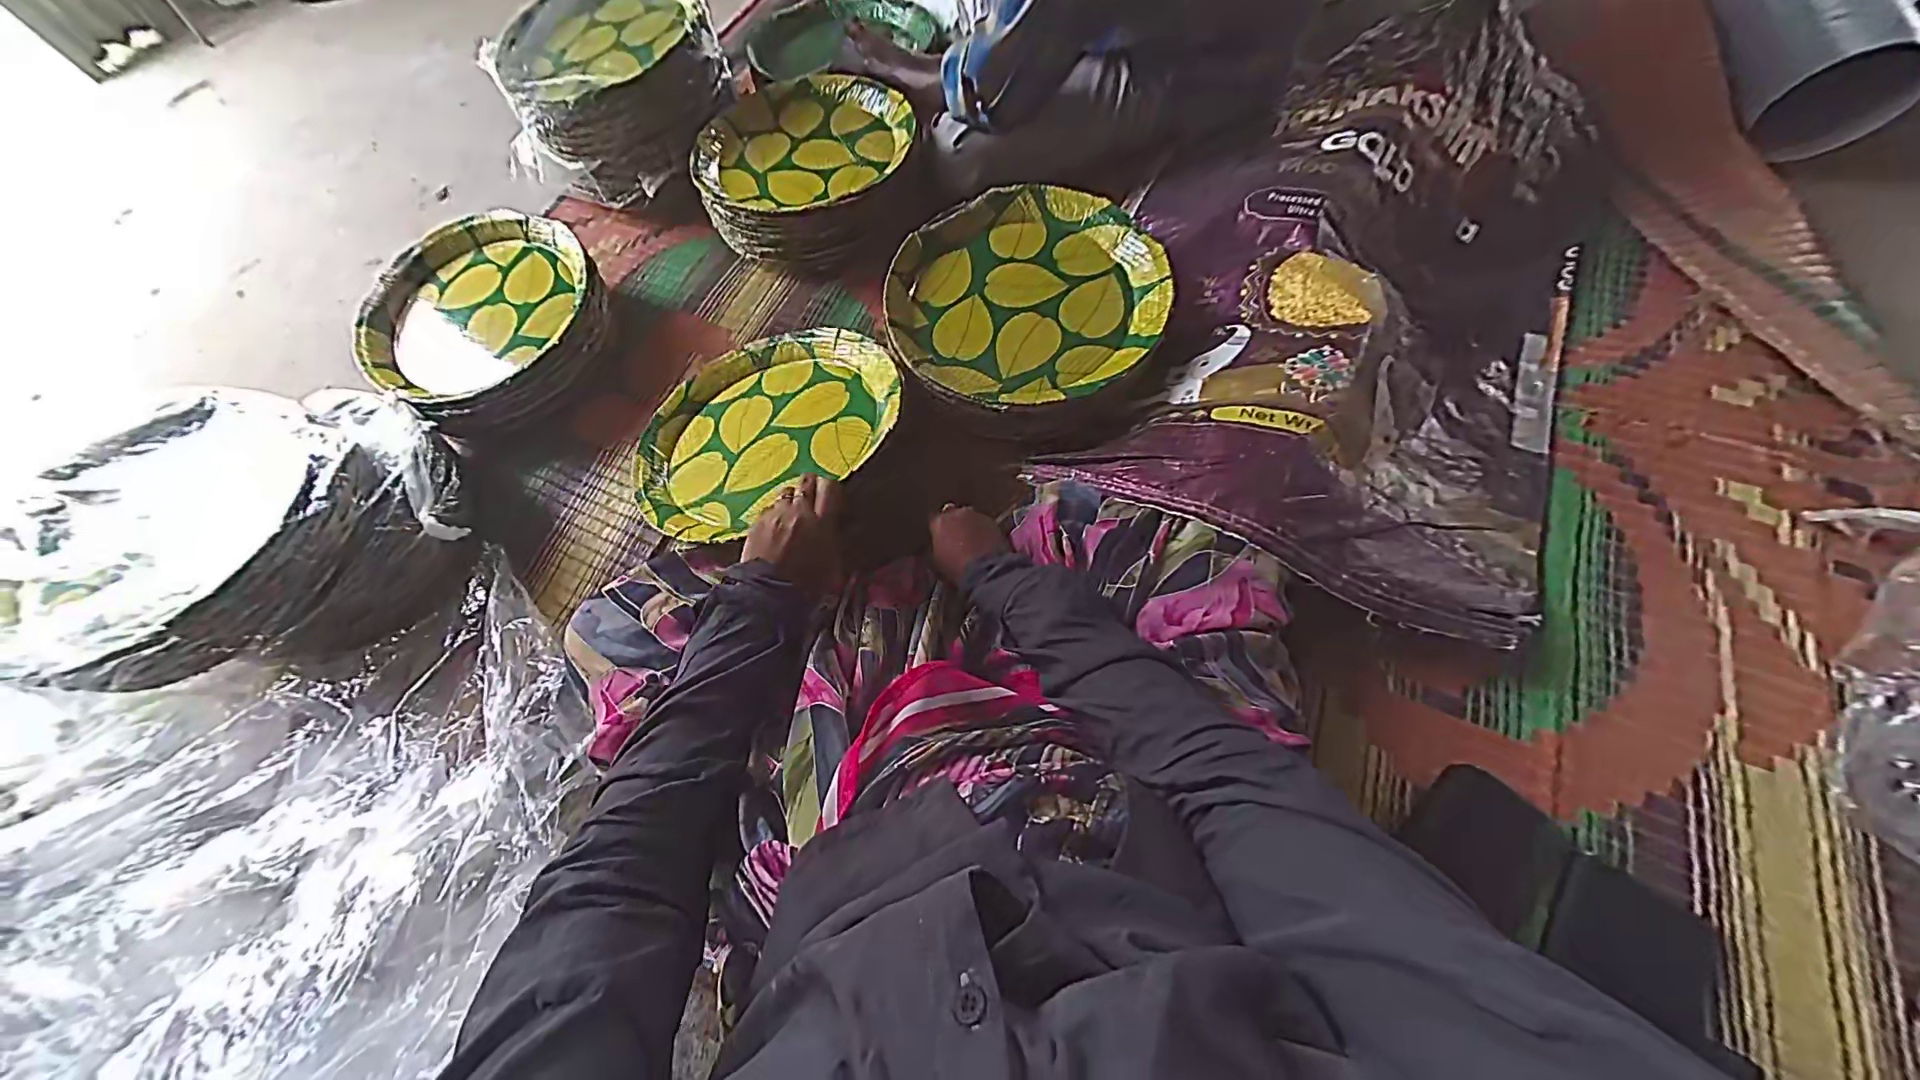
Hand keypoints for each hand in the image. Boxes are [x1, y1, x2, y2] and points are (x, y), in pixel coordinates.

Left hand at [742, 474, 844, 596]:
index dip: (831, 488)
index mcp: (822, 522)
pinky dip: (775, 514)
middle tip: (813, 500)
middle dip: (811, 487)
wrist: (767, 593)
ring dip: (792, 500)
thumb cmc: (807, 585)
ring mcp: (776, 515)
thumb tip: (850, 530)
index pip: (830, 487)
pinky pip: (769, 508)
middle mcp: (799, 512)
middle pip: (806, 481)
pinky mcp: (757, 522)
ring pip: (786, 493)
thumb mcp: (834, 566)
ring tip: (793, 515)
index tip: (832, 497)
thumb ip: (839, 542)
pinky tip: (776, 528)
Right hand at [928, 503, 1007, 583]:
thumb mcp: (938, 562)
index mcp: (939, 522)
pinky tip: (986, 545)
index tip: (941, 541)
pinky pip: (985, 526)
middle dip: (956, 525)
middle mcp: (958, 513)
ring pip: (972, 519)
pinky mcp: (994, 523)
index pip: (935, 522)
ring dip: (972, 528)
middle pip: (955, 516)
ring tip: (975, 544)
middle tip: (959, 541)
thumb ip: (938, 549)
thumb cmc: (955, 568)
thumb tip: (941, 548)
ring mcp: (978, 516)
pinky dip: (985, 533)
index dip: (939, 531)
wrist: (985, 570)